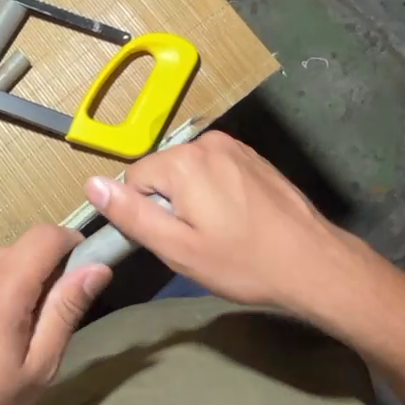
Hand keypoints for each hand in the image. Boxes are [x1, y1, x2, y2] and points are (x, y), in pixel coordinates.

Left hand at [0, 225, 111, 404]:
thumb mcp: (41, 364)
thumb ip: (67, 309)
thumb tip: (98, 267)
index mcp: (1, 287)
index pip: (46, 235)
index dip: (69, 244)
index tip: (77, 268)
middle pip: (21, 249)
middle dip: (37, 272)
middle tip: (36, 317)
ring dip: (8, 278)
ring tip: (0, 324)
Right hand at [85, 131, 363, 311]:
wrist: (313, 263)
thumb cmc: (241, 262)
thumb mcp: (178, 248)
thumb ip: (132, 214)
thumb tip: (91, 184)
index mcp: (183, 162)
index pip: (134, 178)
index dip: (145, 213)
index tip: (172, 239)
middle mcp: (206, 142)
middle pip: (162, 171)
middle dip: (170, 203)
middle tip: (198, 240)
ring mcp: (233, 145)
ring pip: (188, 170)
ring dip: (193, 197)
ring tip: (220, 231)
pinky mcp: (253, 155)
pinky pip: (215, 168)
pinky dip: (216, 190)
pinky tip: (238, 218)